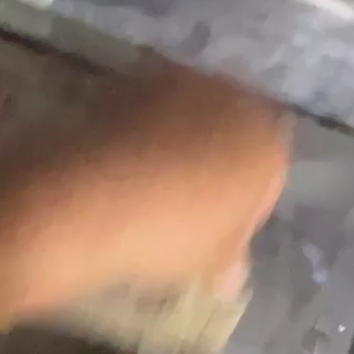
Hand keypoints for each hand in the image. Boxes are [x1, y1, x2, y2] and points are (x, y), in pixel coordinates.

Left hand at [0, 68, 291, 311]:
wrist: (84, 202)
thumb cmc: (165, 237)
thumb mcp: (207, 267)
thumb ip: (228, 264)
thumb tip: (230, 274)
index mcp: (268, 141)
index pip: (268, 178)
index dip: (242, 213)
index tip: (214, 241)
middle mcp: (230, 95)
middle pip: (228, 137)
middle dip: (210, 172)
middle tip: (181, 217)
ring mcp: (172, 79)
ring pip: (184, 122)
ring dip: (171, 151)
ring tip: (142, 196)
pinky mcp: (121, 81)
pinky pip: (140, 118)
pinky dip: (134, 140)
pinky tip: (113, 177)